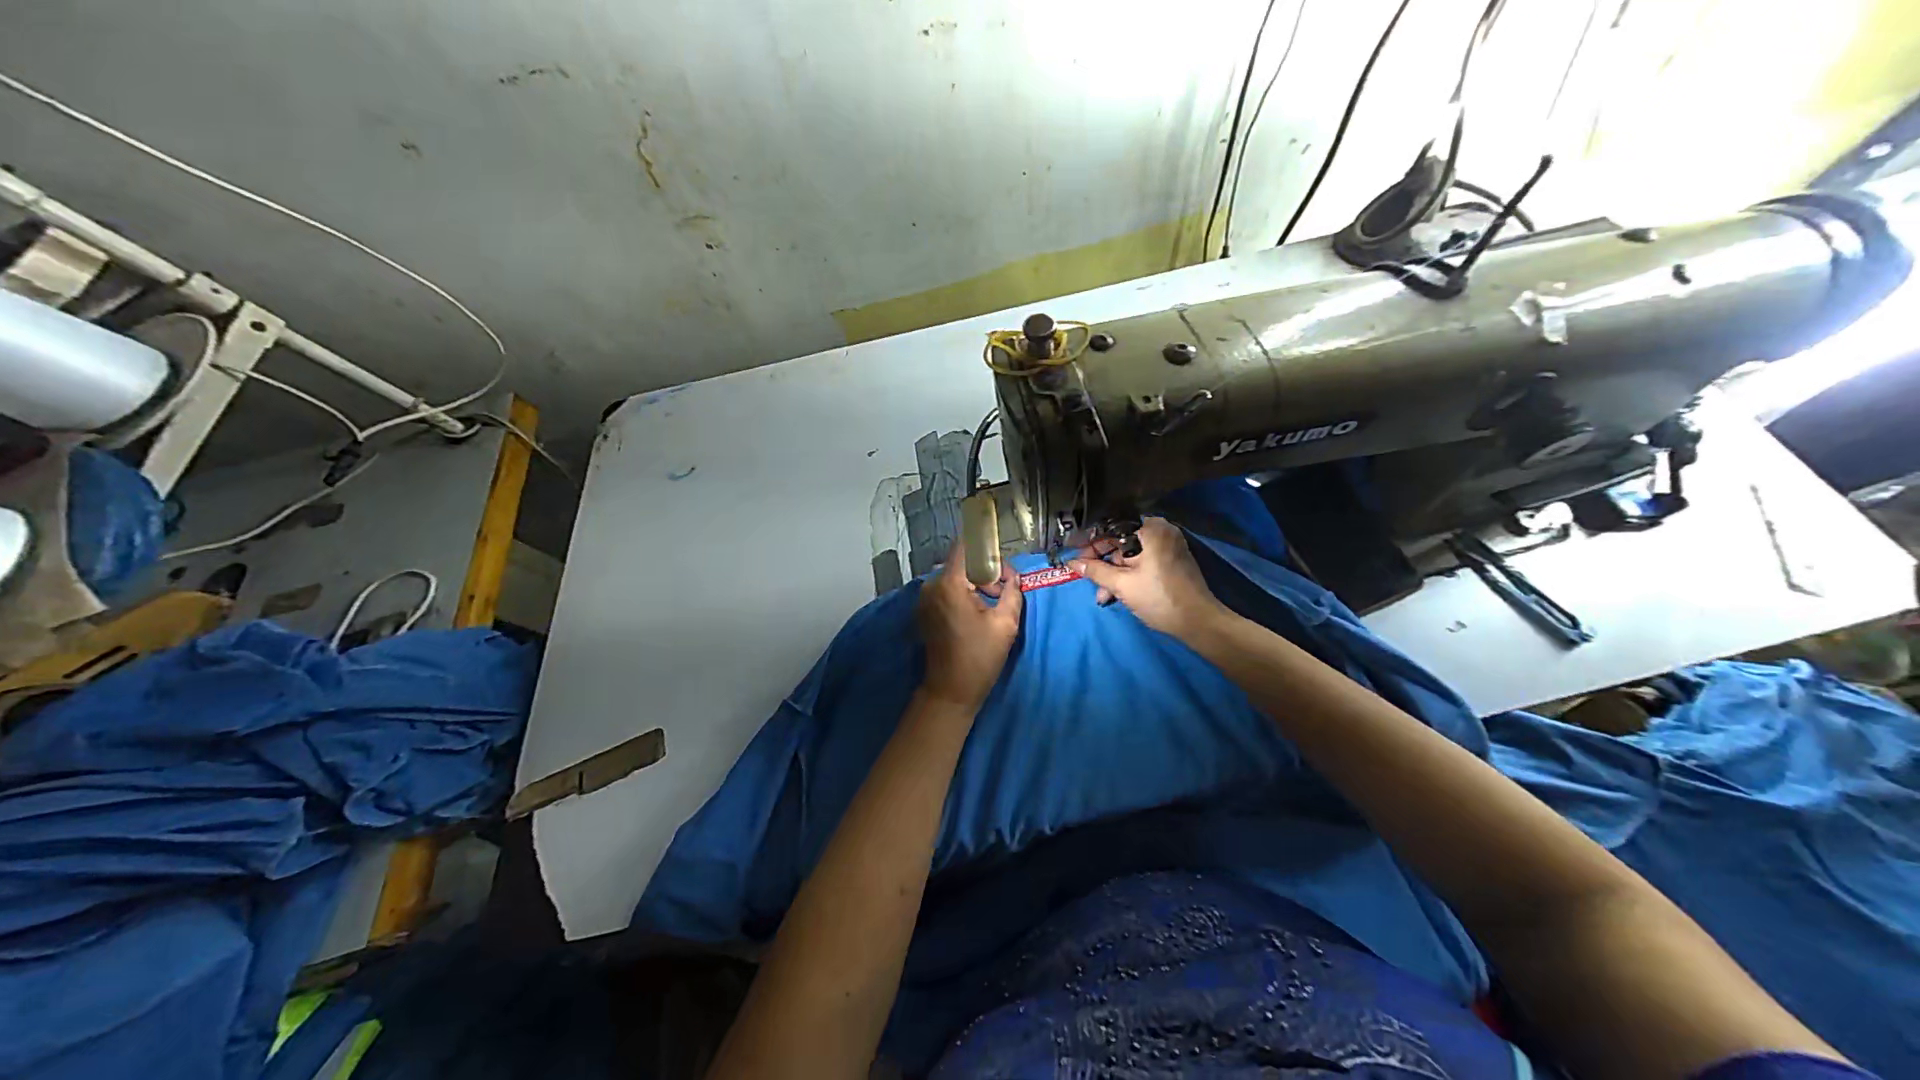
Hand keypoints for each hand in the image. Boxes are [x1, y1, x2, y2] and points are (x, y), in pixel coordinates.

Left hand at [917, 539, 1023, 708]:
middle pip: (962, 563)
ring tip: (995, 604)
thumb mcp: (1005, 623)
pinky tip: (978, 612)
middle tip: (1005, 590)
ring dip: (975, 584)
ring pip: (955, 577)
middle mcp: (931, 585)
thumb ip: (1012, 592)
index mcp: (949, 584)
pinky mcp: (925, 610)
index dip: (985, 546)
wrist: (950, 690)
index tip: (1003, 557)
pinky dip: (963, 594)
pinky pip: (947, 590)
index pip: (965, 547)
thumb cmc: (979, 657)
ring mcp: (925, 598)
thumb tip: (1014, 577)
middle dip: (986, 571)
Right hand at [1070, 517, 1231, 640]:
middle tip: (1090, 582)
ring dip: (1115, 573)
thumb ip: (1095, 571)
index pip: (1110, 529)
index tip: (1077, 561)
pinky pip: (1143, 561)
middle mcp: (1161, 531)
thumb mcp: (1122, 585)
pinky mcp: (1171, 559)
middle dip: (1104, 564)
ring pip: (1130, 554)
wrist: (1198, 622)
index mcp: (1151, 529)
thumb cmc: (1160, 598)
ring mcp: (1168, 545)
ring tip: (1104, 596)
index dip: (1091, 545)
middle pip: (1120, 542)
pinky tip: (1118, 593)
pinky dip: (1130, 574)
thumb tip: (1072, 563)